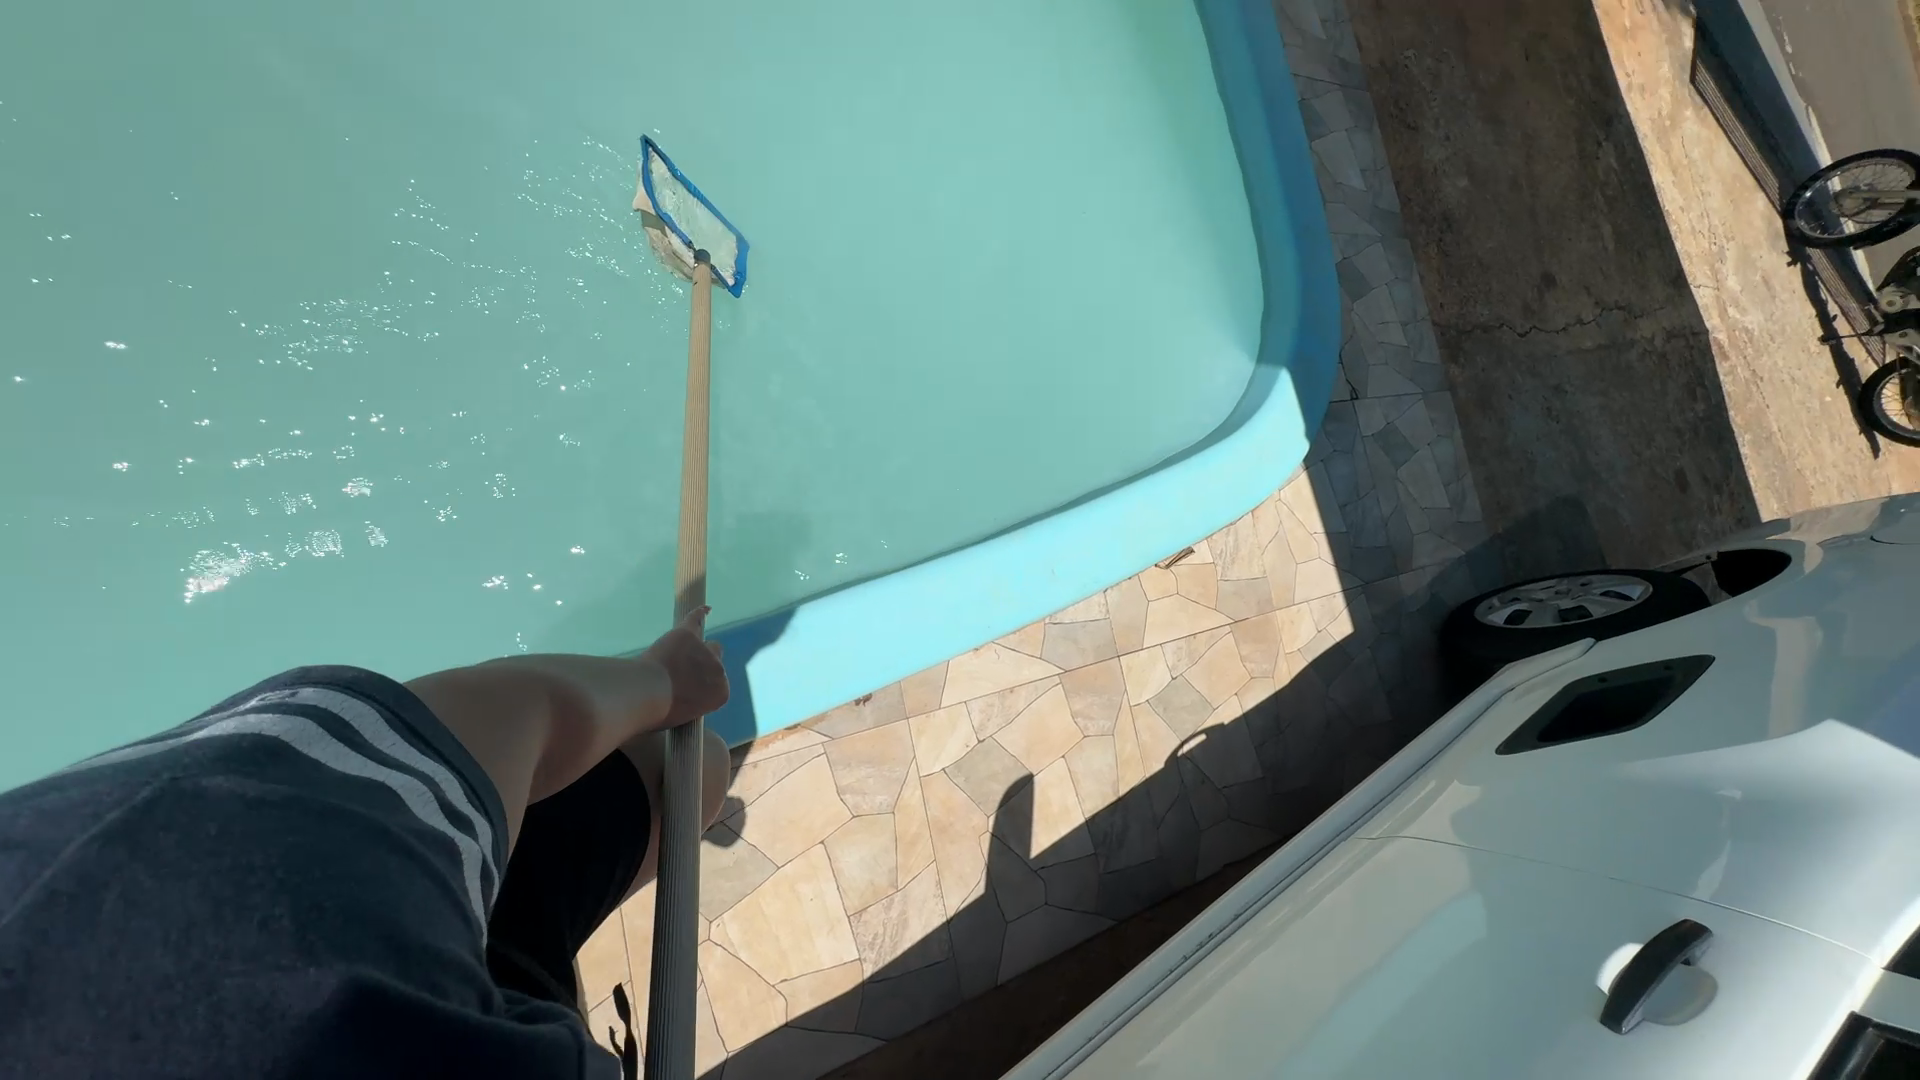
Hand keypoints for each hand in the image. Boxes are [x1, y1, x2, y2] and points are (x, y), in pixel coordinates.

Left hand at [641, 606, 728, 726]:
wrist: (644, 694)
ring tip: (672, 656)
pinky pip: (696, 620)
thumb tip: (682, 694)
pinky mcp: (686, 635)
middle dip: (701, 665)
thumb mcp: (683, 716)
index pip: (718, 684)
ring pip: (703, 644)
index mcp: (721, 694)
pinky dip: (699, 614)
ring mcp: (704, 650)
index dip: (701, 685)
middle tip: (681, 672)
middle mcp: (719, 670)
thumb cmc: (658, 713)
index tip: (686, 690)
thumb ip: (692, 701)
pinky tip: (705, 609)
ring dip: (691, 649)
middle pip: (715, 661)